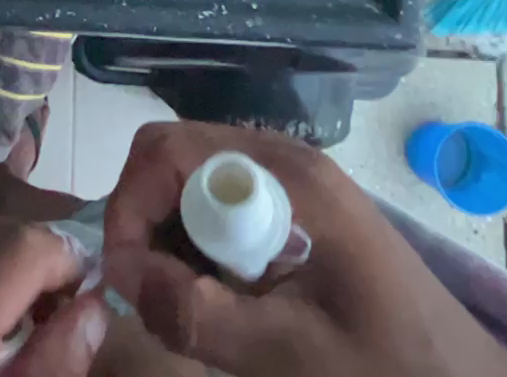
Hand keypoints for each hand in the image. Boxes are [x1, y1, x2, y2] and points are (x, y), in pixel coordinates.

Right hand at [102, 122, 506, 376]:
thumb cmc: (387, 368)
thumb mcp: (290, 353)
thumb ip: (198, 312)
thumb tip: (119, 271)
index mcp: (284, 175)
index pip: (167, 151)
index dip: (131, 207)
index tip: (129, 278)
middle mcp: (280, 156)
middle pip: (172, 156)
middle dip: (146, 220)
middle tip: (158, 292)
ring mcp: (290, 174)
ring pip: (188, 177)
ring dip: (171, 235)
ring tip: (197, 302)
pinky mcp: (295, 199)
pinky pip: (217, 199)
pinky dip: (199, 241)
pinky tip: (227, 293)